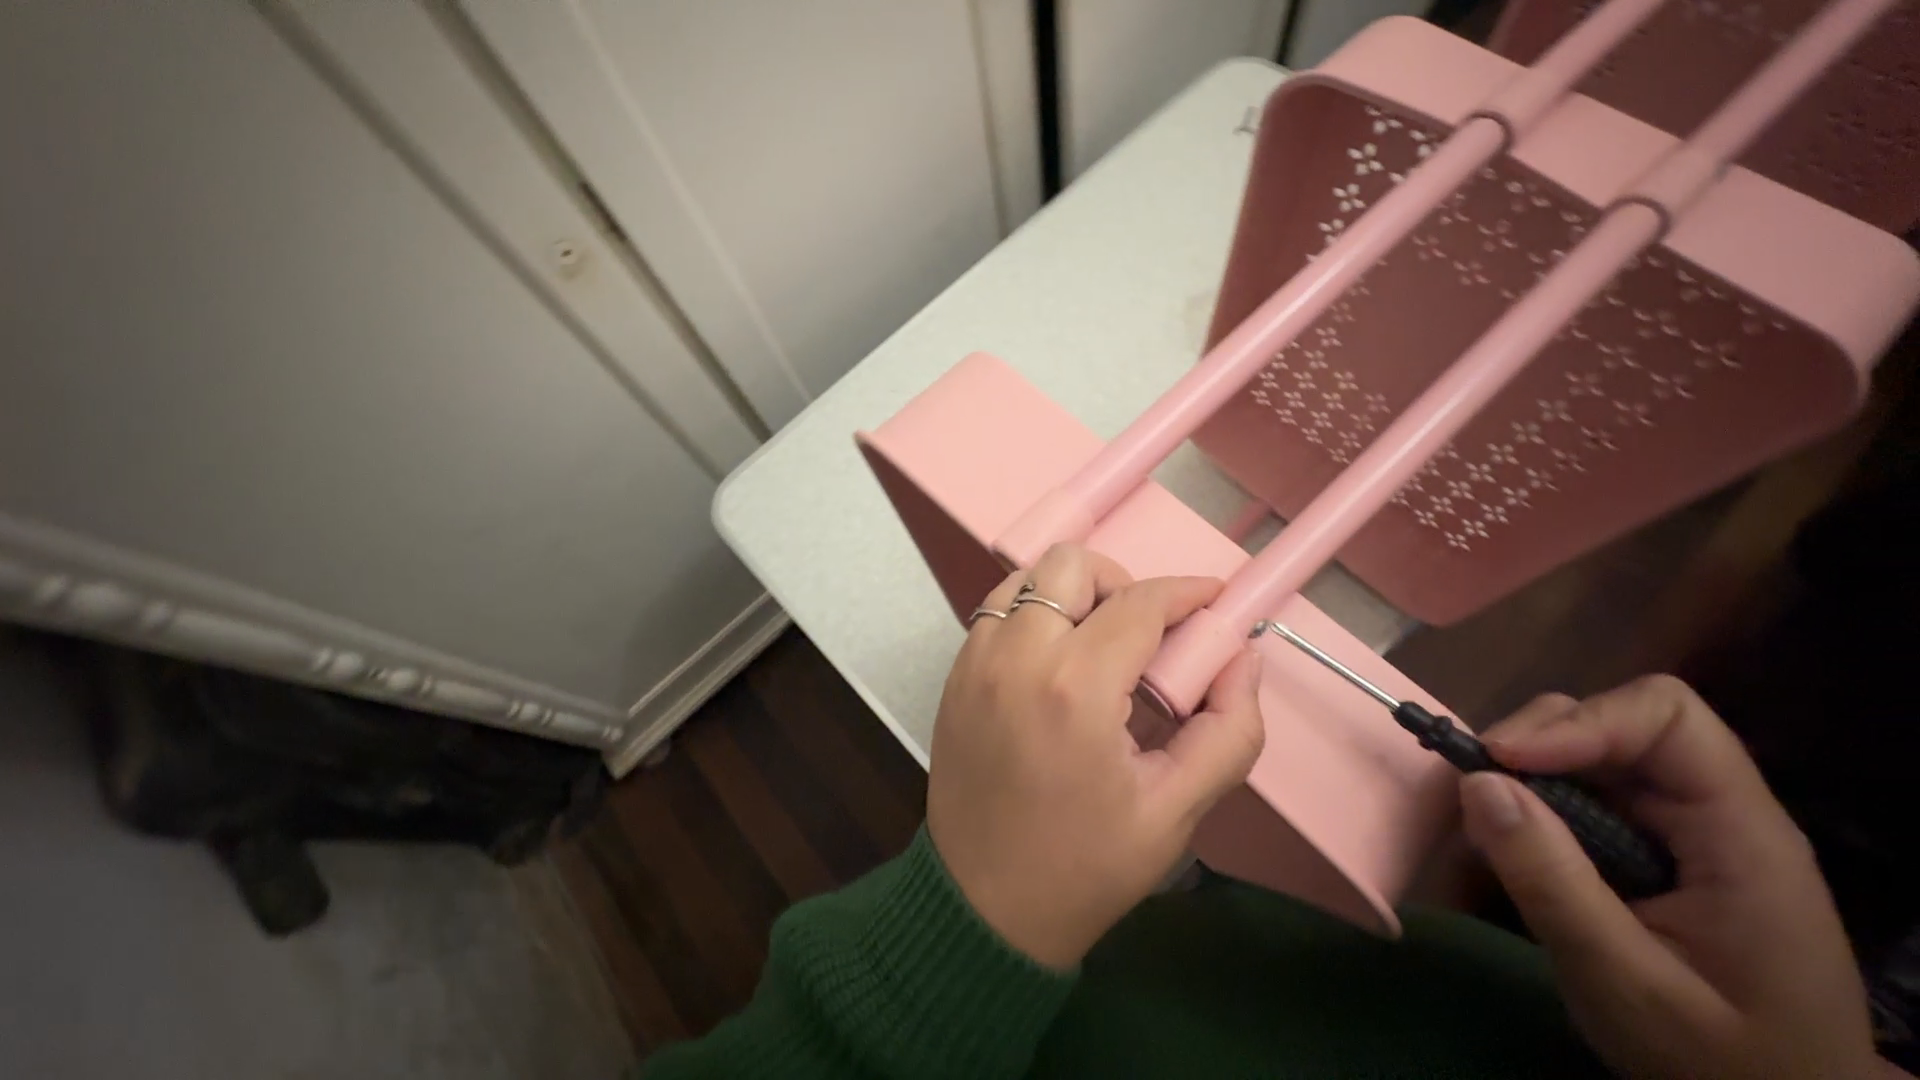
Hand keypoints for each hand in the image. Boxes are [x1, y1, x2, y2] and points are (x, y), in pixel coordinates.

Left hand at [925, 542, 1264, 969]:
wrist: (983, 905)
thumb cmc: (1086, 865)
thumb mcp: (1177, 810)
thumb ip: (1229, 729)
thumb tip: (1244, 657)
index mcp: (1074, 688)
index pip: (1139, 604)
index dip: (1186, 593)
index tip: (1214, 601)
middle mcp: (1015, 657)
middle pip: (1072, 565)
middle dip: (1122, 584)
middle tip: (1147, 635)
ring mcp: (974, 661)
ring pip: (1027, 579)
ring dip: (1073, 595)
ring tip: (1101, 646)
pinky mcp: (954, 675)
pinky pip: (997, 612)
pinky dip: (1034, 615)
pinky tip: (1058, 662)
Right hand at [1459, 675, 1881, 1079]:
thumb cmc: (1720, 1060)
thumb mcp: (1625, 980)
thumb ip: (1552, 882)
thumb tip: (1476, 782)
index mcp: (1739, 833)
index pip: (1665, 717)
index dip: (1578, 722)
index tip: (1501, 760)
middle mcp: (1711, 814)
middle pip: (1614, 725)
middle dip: (1533, 745)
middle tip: (1474, 791)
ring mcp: (1679, 832)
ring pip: (1587, 760)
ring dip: (1523, 779)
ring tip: (1482, 827)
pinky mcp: (1649, 854)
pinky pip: (1581, 802)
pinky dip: (1530, 812)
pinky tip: (1506, 849)